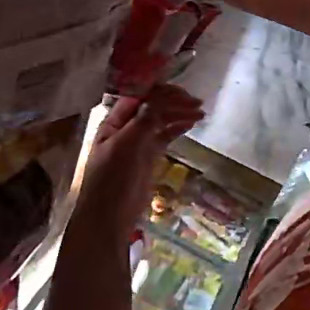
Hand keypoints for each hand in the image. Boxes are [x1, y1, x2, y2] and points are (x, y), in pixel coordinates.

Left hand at [67, 84, 203, 249]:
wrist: (109, 217)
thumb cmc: (111, 180)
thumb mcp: (125, 147)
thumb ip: (142, 122)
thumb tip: (160, 98)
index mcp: (114, 121)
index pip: (140, 97)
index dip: (160, 92)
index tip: (183, 93)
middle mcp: (127, 127)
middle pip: (153, 105)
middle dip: (174, 101)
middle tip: (196, 103)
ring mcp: (138, 141)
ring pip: (161, 119)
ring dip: (179, 113)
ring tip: (200, 113)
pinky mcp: (149, 154)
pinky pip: (165, 134)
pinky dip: (178, 127)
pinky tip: (191, 123)